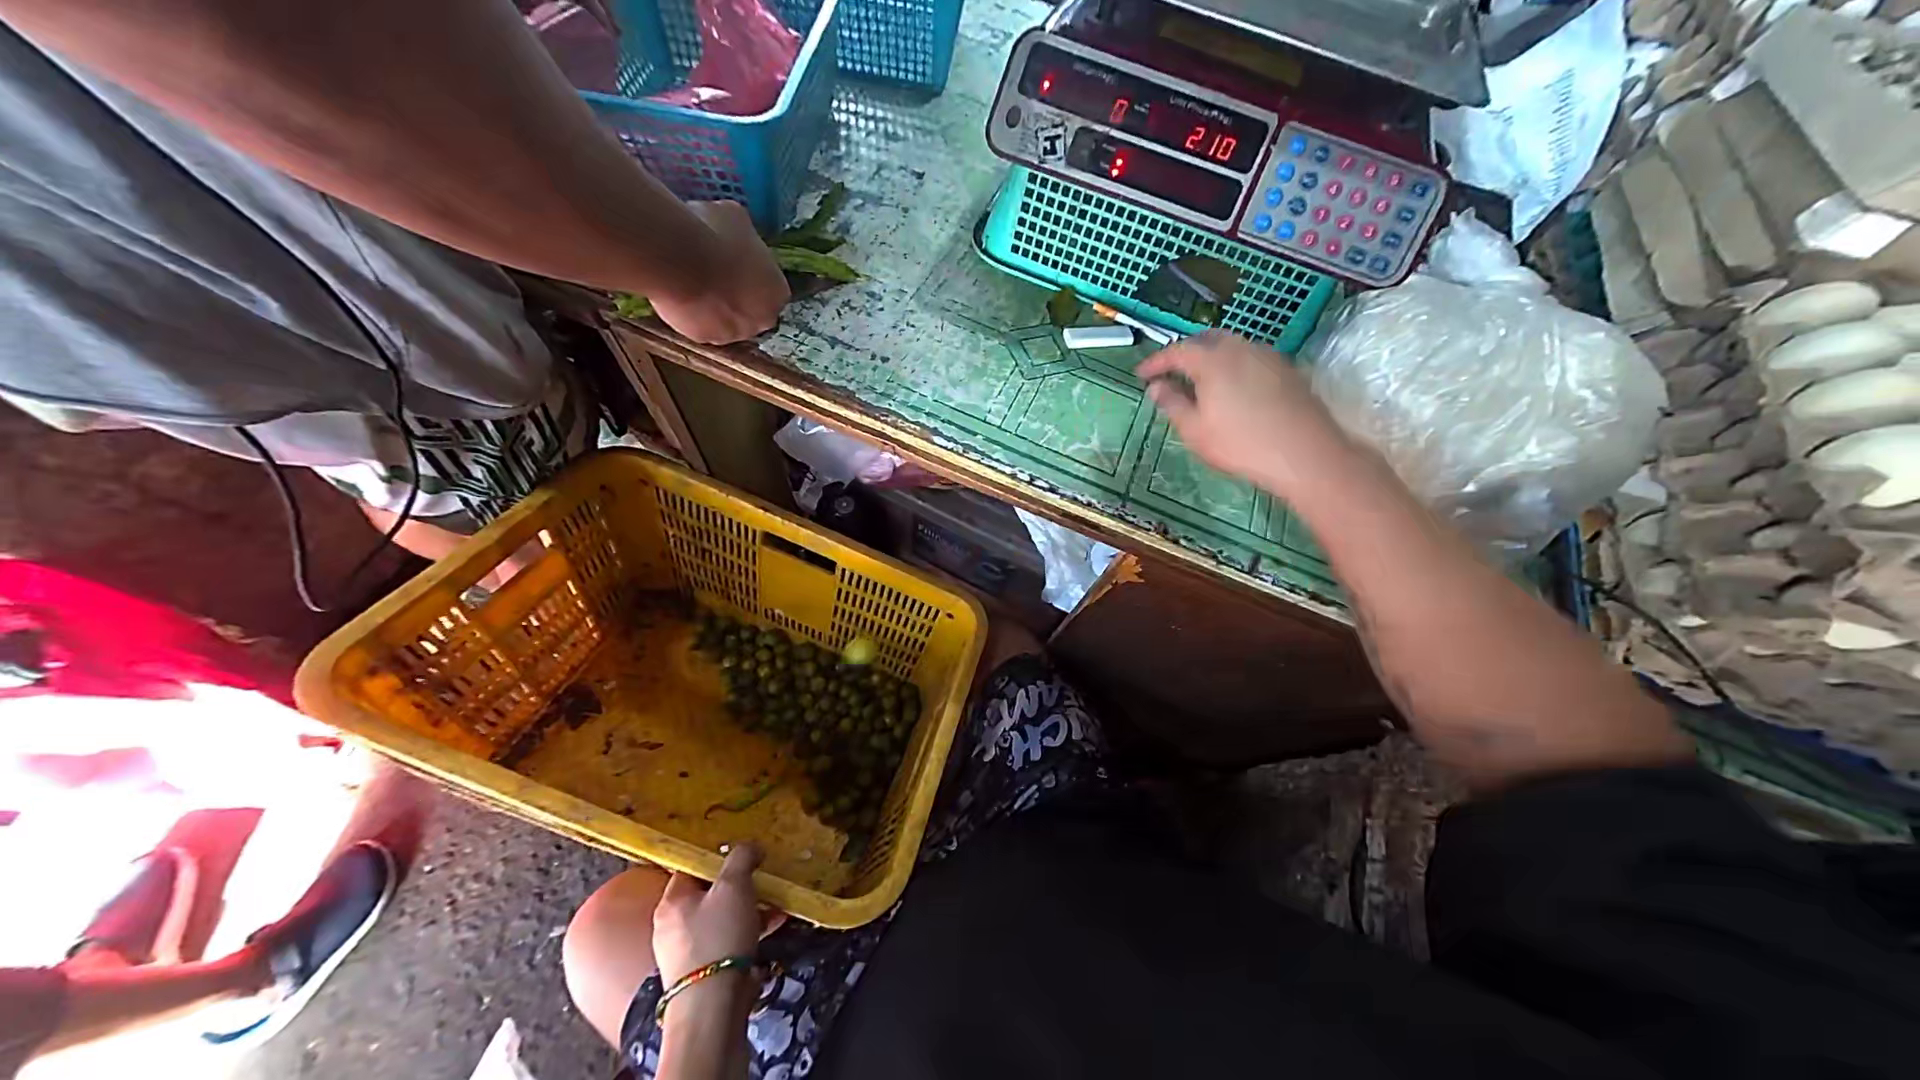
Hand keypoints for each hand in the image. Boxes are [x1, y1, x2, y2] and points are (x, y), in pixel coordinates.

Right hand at [649, 201, 789, 344]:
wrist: (679, 258)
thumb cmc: (714, 233)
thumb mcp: (736, 218)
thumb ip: (742, 235)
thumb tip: (734, 234)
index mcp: (778, 292)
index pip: (770, 287)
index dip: (752, 275)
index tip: (735, 263)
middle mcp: (762, 320)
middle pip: (751, 310)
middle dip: (736, 297)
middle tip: (714, 275)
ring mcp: (733, 334)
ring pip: (725, 321)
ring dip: (714, 307)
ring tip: (692, 283)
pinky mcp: (704, 339)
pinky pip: (700, 325)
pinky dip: (692, 313)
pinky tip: (678, 294)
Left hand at [652, 845, 782, 1008]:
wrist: (712, 1006)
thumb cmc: (718, 936)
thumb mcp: (733, 886)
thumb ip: (741, 858)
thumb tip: (750, 846)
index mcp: (672, 901)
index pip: (691, 867)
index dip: (717, 857)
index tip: (743, 855)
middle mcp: (672, 926)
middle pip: (709, 894)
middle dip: (740, 886)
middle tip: (762, 880)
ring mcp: (686, 952)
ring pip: (721, 919)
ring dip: (750, 909)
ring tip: (776, 904)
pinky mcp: (704, 973)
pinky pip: (728, 941)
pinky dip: (748, 931)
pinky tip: (773, 926)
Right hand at [1135, 331, 1350, 498]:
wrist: (1304, 454)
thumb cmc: (1240, 444)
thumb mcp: (1194, 430)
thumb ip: (1172, 403)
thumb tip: (1157, 387)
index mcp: (1212, 359)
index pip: (1176, 351)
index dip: (1156, 362)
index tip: (1142, 374)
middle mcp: (1240, 348)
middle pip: (1206, 340)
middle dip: (1185, 352)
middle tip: (1171, 372)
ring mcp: (1267, 356)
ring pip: (1231, 346)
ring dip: (1210, 357)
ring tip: (1199, 380)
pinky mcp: (1287, 370)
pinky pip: (1250, 358)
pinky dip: (1233, 365)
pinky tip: (1231, 388)